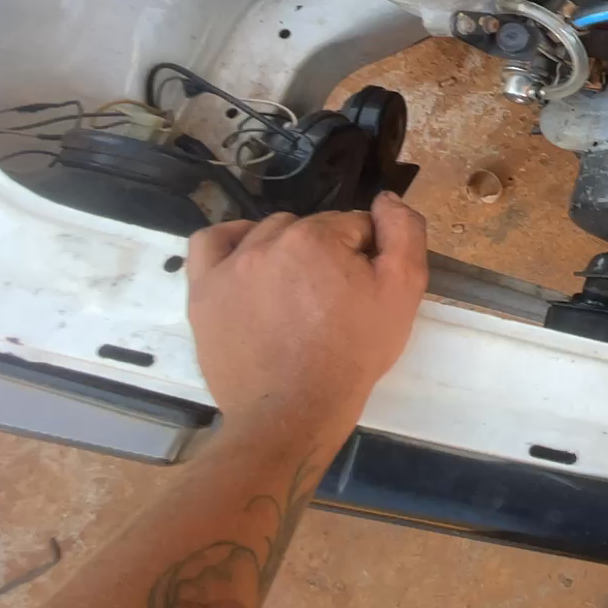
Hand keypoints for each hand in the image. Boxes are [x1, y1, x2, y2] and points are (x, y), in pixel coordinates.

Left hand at [185, 193, 428, 455]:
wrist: (296, 408)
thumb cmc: (356, 348)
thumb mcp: (404, 287)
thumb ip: (404, 230)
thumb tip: (388, 198)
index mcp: (316, 238)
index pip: (357, 224)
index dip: (371, 253)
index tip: (370, 286)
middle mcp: (266, 243)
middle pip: (314, 227)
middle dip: (333, 250)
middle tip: (341, 294)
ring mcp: (227, 268)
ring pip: (271, 232)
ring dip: (292, 249)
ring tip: (303, 289)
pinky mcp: (203, 295)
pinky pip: (211, 243)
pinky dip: (234, 240)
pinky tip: (253, 258)